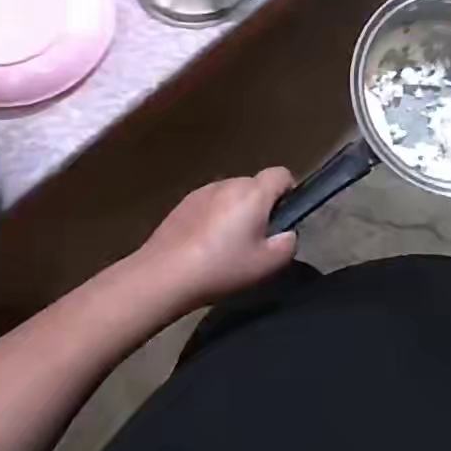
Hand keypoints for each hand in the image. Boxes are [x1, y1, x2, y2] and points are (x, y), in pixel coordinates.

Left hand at [135, 168, 296, 307]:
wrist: (162, 276)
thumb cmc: (221, 268)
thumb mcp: (267, 265)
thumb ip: (288, 244)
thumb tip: (287, 234)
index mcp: (254, 193)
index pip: (281, 174)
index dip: (287, 192)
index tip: (281, 218)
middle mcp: (229, 184)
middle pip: (255, 186)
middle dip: (260, 206)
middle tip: (253, 240)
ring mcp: (202, 191)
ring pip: (231, 195)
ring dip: (235, 211)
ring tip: (225, 245)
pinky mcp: (181, 204)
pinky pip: (209, 204)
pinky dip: (212, 218)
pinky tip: (202, 246)